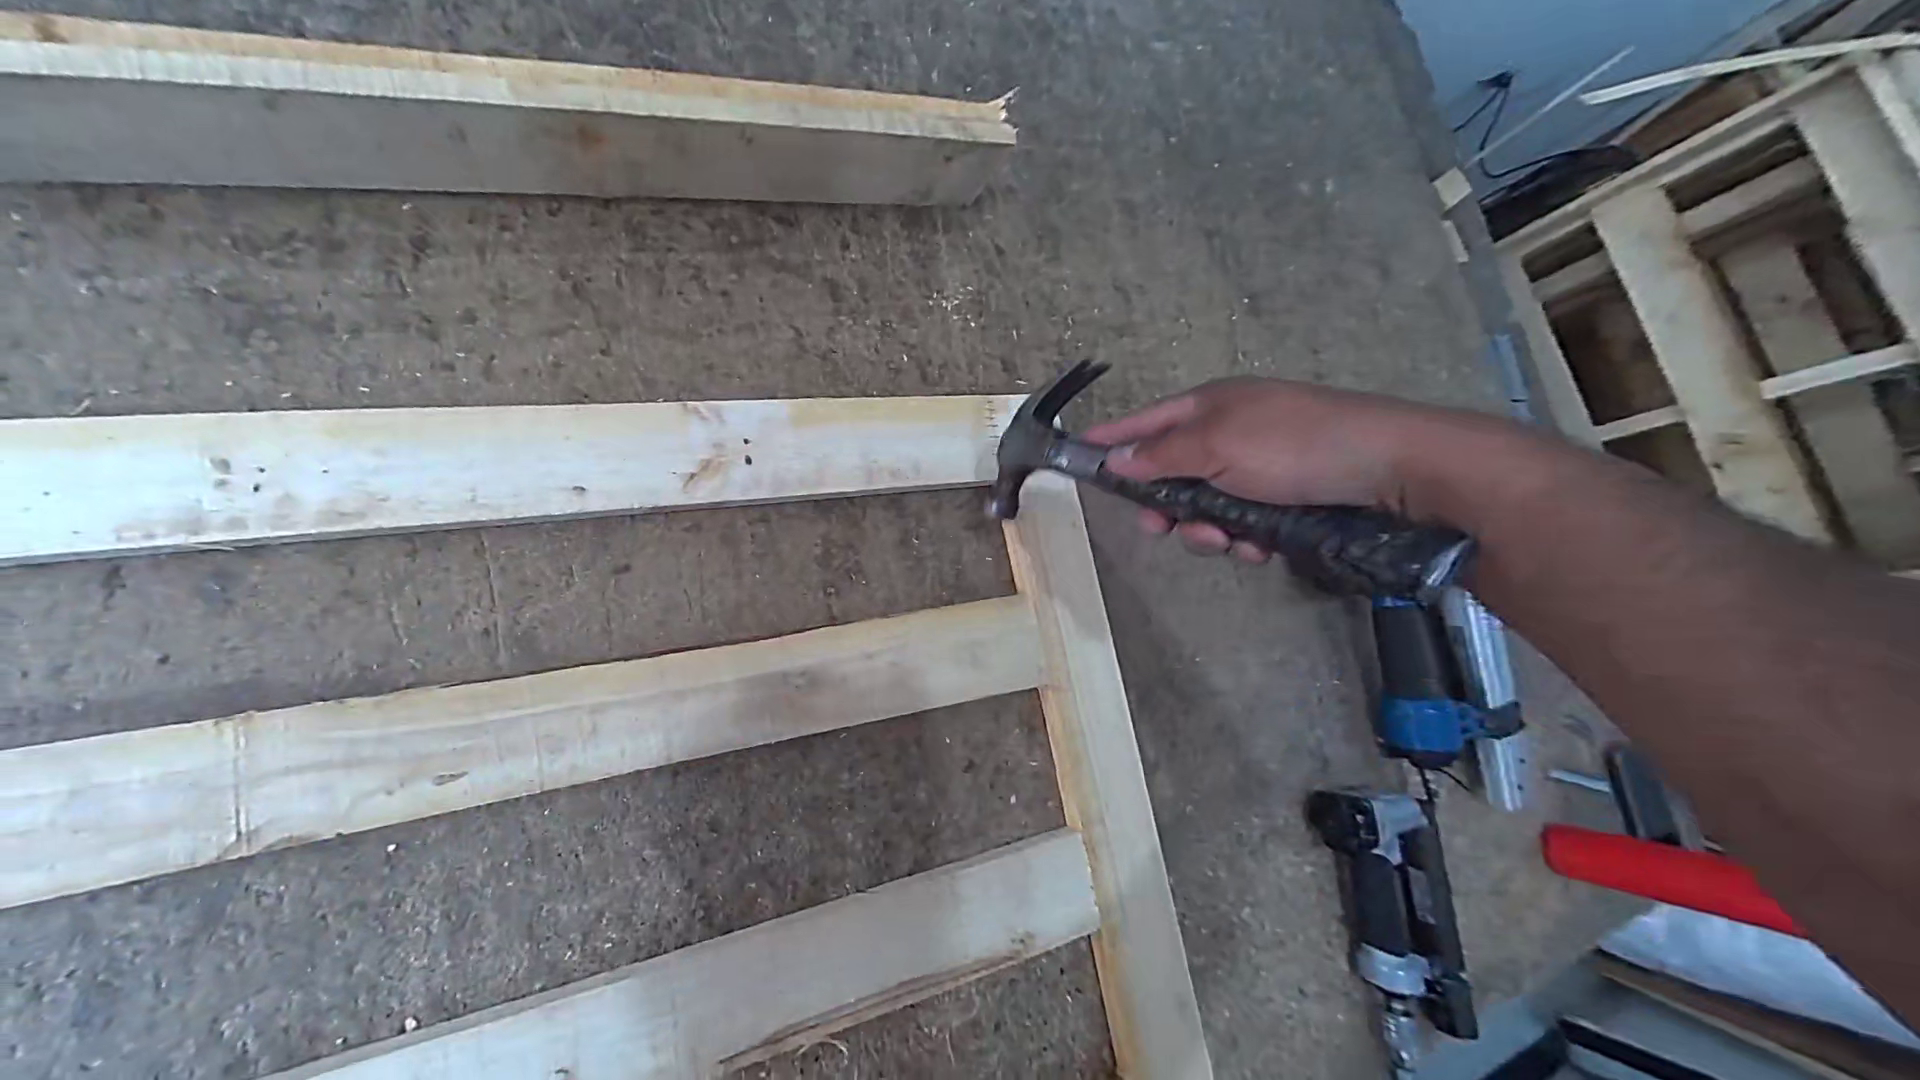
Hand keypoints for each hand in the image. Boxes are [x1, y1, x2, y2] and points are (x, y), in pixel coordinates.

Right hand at [1081, 377, 1465, 561]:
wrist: (1391, 468)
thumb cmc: (1294, 445)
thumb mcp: (1218, 445)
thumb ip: (1160, 455)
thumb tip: (1114, 459)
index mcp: (1208, 406)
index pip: (1142, 423)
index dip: (1110, 441)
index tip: (1076, 458)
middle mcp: (1228, 433)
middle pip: (1171, 474)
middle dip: (1168, 506)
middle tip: (1164, 529)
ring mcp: (1257, 466)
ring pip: (1204, 506)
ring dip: (1209, 530)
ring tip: (1230, 542)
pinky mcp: (1282, 496)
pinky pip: (1241, 521)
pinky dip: (1244, 537)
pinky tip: (1260, 546)